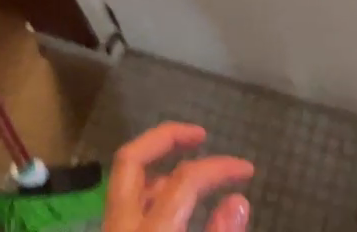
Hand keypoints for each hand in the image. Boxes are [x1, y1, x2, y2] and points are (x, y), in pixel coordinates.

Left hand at [103, 123, 253, 231]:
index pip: (184, 180)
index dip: (218, 167)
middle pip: (130, 159)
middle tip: (200, 134)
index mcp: (148, 231)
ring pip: (125, 180)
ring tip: (192, 167)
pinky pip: (126, 204)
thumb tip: (238, 200)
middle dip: (166, 137)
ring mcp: (110, 229)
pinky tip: (173, 203)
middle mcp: (120, 225)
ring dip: (158, 164)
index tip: (245, 170)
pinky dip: (150, 191)